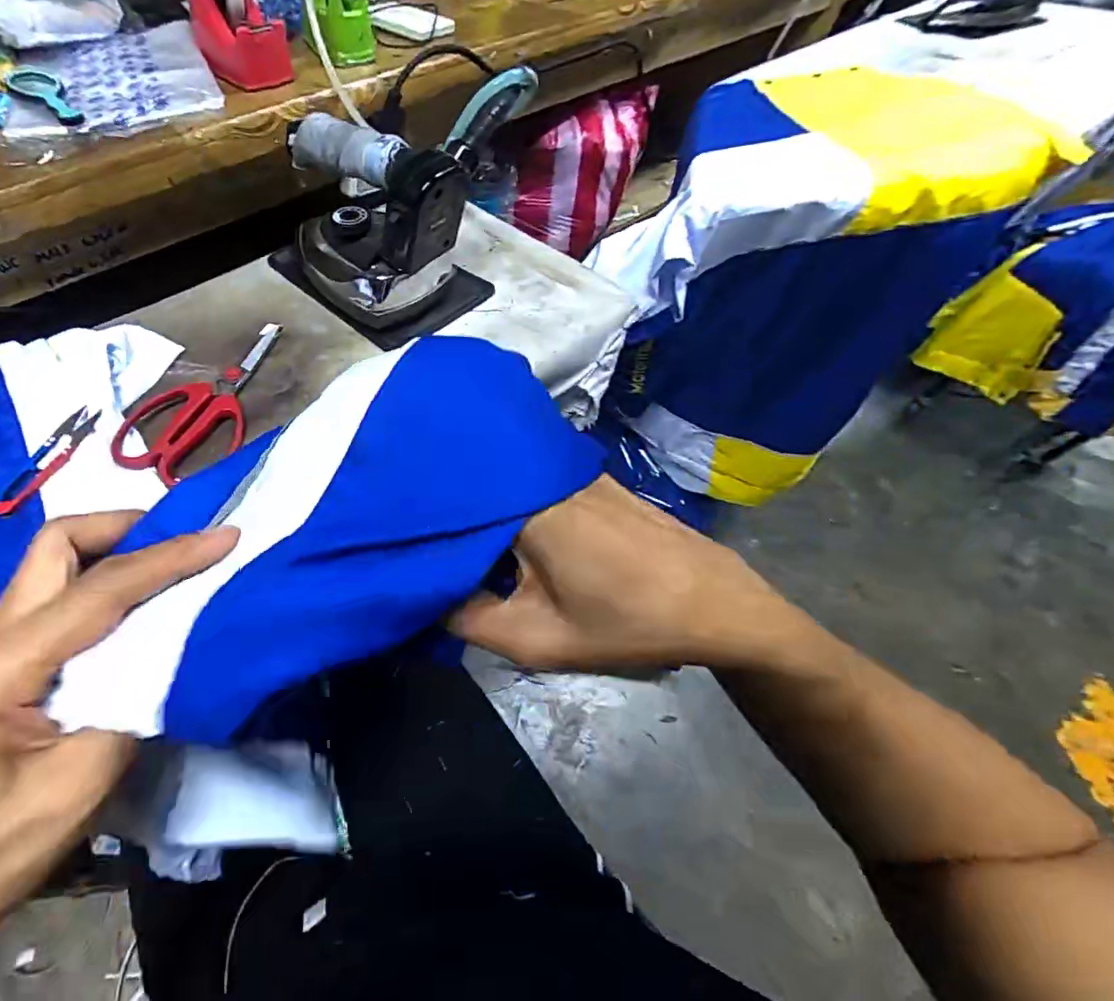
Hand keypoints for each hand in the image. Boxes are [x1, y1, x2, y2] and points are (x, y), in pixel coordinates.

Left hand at [0, 513, 238, 1000]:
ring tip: (178, 565)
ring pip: (56, 566)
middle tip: (192, 541)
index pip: (102, 586)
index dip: (172, 556)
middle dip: (129, 526)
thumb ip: (134, 703)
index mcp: (3, 665)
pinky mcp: (7, 669)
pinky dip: (110, 584)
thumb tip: (183, 647)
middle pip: (58, 546)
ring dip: (119, 551)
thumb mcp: (77, 784)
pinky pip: (62, 600)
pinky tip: (145, 608)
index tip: (228, 537)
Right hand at [449, 476, 817, 672]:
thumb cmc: (630, 623)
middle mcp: (549, 475)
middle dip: (450, 514)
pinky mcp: (599, 479)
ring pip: (511, 484)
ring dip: (486, 508)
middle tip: (415, 540)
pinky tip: (509, 529)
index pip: (454, 499)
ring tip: (455, 536)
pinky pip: (541, 484)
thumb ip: (470, 620)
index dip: (421, 520)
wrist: (717, 604)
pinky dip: (518, 503)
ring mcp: (578, 473)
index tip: (396, 540)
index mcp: (528, 506)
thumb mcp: (540, 640)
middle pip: (481, 486)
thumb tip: (427, 598)